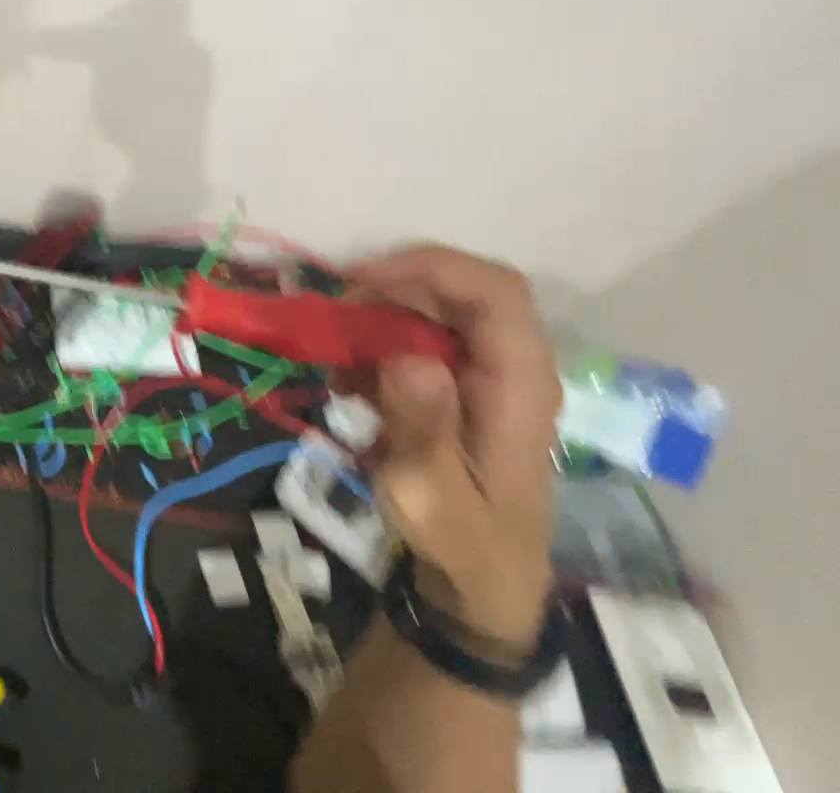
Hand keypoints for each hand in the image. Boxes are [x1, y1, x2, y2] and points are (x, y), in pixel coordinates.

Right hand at [344, 245, 561, 646]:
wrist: (482, 581)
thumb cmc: (461, 541)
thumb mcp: (431, 495)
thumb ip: (422, 427)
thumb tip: (409, 358)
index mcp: (518, 385)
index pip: (495, 293)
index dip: (430, 268)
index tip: (360, 282)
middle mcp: (510, 367)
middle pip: (462, 290)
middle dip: (392, 286)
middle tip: (330, 313)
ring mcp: (486, 376)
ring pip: (438, 310)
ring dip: (379, 314)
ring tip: (330, 345)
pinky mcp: (461, 388)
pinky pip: (421, 340)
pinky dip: (377, 342)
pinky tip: (346, 376)